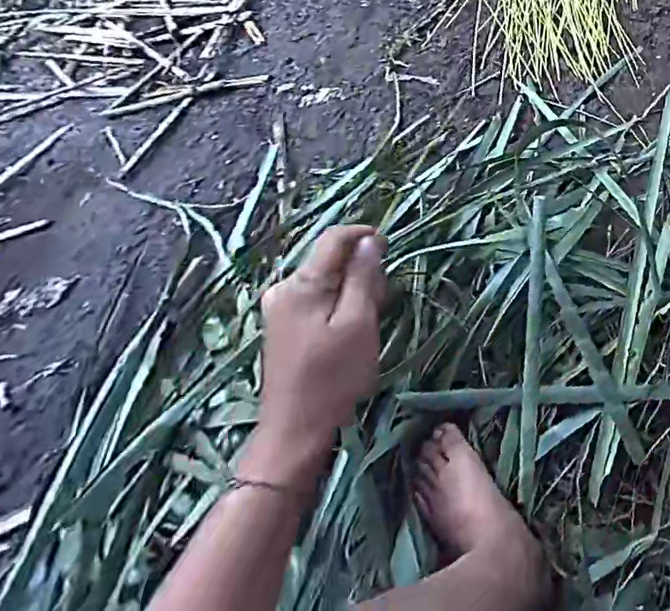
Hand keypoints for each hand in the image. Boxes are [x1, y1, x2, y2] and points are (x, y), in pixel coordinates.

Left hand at [237, 225, 386, 487]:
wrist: (295, 434)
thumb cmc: (333, 378)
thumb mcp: (358, 322)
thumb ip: (363, 276)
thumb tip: (370, 240)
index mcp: (300, 285)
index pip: (334, 238)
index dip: (364, 236)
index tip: (390, 249)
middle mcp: (283, 289)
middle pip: (330, 259)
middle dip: (361, 268)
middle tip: (383, 298)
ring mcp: (280, 309)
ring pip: (326, 280)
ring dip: (352, 288)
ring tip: (370, 318)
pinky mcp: (283, 326)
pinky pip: (317, 299)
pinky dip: (339, 304)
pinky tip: (351, 328)